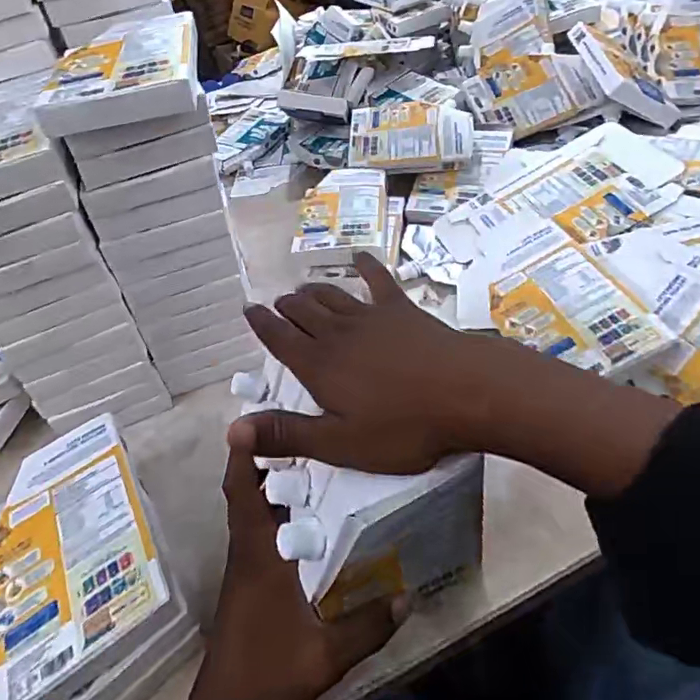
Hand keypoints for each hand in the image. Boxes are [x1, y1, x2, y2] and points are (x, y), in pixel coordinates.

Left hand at [181, 441, 403, 699]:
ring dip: (264, 488)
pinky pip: (254, 536)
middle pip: (242, 495)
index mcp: (257, 555)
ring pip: (247, 514)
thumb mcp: (327, 654)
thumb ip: (367, 625)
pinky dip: (269, 518)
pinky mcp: (245, 584)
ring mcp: (243, 568)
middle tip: (292, 435)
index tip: (249, 421)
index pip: (242, 491)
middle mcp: (245, 552)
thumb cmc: (270, 668)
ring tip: (301, 466)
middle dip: (258, 461)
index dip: (241, 454)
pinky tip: (300, 524)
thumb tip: (407, 598)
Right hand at [241, 253, 684, 498]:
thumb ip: (287, 434)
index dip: (261, 324)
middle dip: (285, 306)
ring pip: (330, 296)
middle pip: (302, 311)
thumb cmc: (403, 427)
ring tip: (302, 289)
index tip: (249, 309)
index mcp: (318, 365)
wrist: (468, 393)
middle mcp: (336, 333)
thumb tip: (232, 430)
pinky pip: (378, 281)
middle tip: (277, 303)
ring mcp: (369, 316)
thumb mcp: (340, 443)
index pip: (279, 338)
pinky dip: (366, 267)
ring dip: (312, 291)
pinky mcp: (401, 309)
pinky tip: (359, 256)